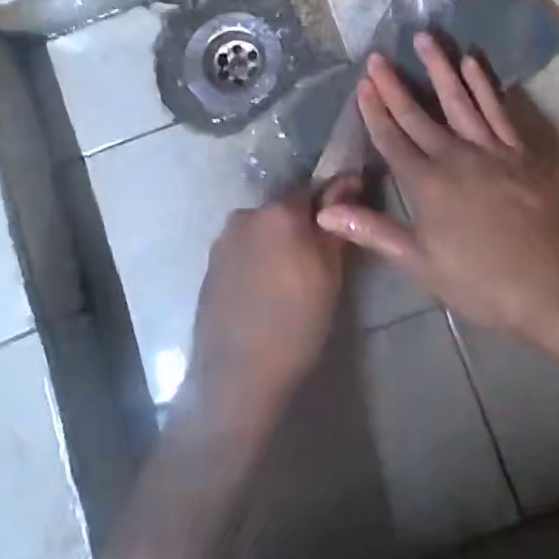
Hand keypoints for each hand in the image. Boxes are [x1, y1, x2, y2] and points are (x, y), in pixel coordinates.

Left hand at [187, 178, 361, 425]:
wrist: (237, 376)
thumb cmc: (296, 324)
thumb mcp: (330, 274)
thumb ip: (337, 225)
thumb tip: (348, 182)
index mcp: (279, 212)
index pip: (313, 190)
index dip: (331, 208)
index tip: (343, 229)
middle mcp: (246, 215)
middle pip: (284, 210)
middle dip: (302, 227)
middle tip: (319, 261)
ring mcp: (223, 240)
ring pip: (263, 231)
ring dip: (279, 244)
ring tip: (291, 282)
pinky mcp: (209, 265)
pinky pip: (244, 250)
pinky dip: (259, 261)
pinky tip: (266, 292)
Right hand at [315, 32, 558, 338]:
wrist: (546, 284)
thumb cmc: (477, 281)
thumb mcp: (419, 263)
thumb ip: (373, 230)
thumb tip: (324, 210)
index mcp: (425, 185)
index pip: (392, 141)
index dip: (375, 112)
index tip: (363, 84)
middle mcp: (454, 158)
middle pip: (419, 115)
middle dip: (396, 85)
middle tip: (379, 56)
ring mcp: (489, 150)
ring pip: (459, 101)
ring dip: (440, 69)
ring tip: (425, 39)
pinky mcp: (518, 152)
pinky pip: (498, 111)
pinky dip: (484, 86)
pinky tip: (474, 62)